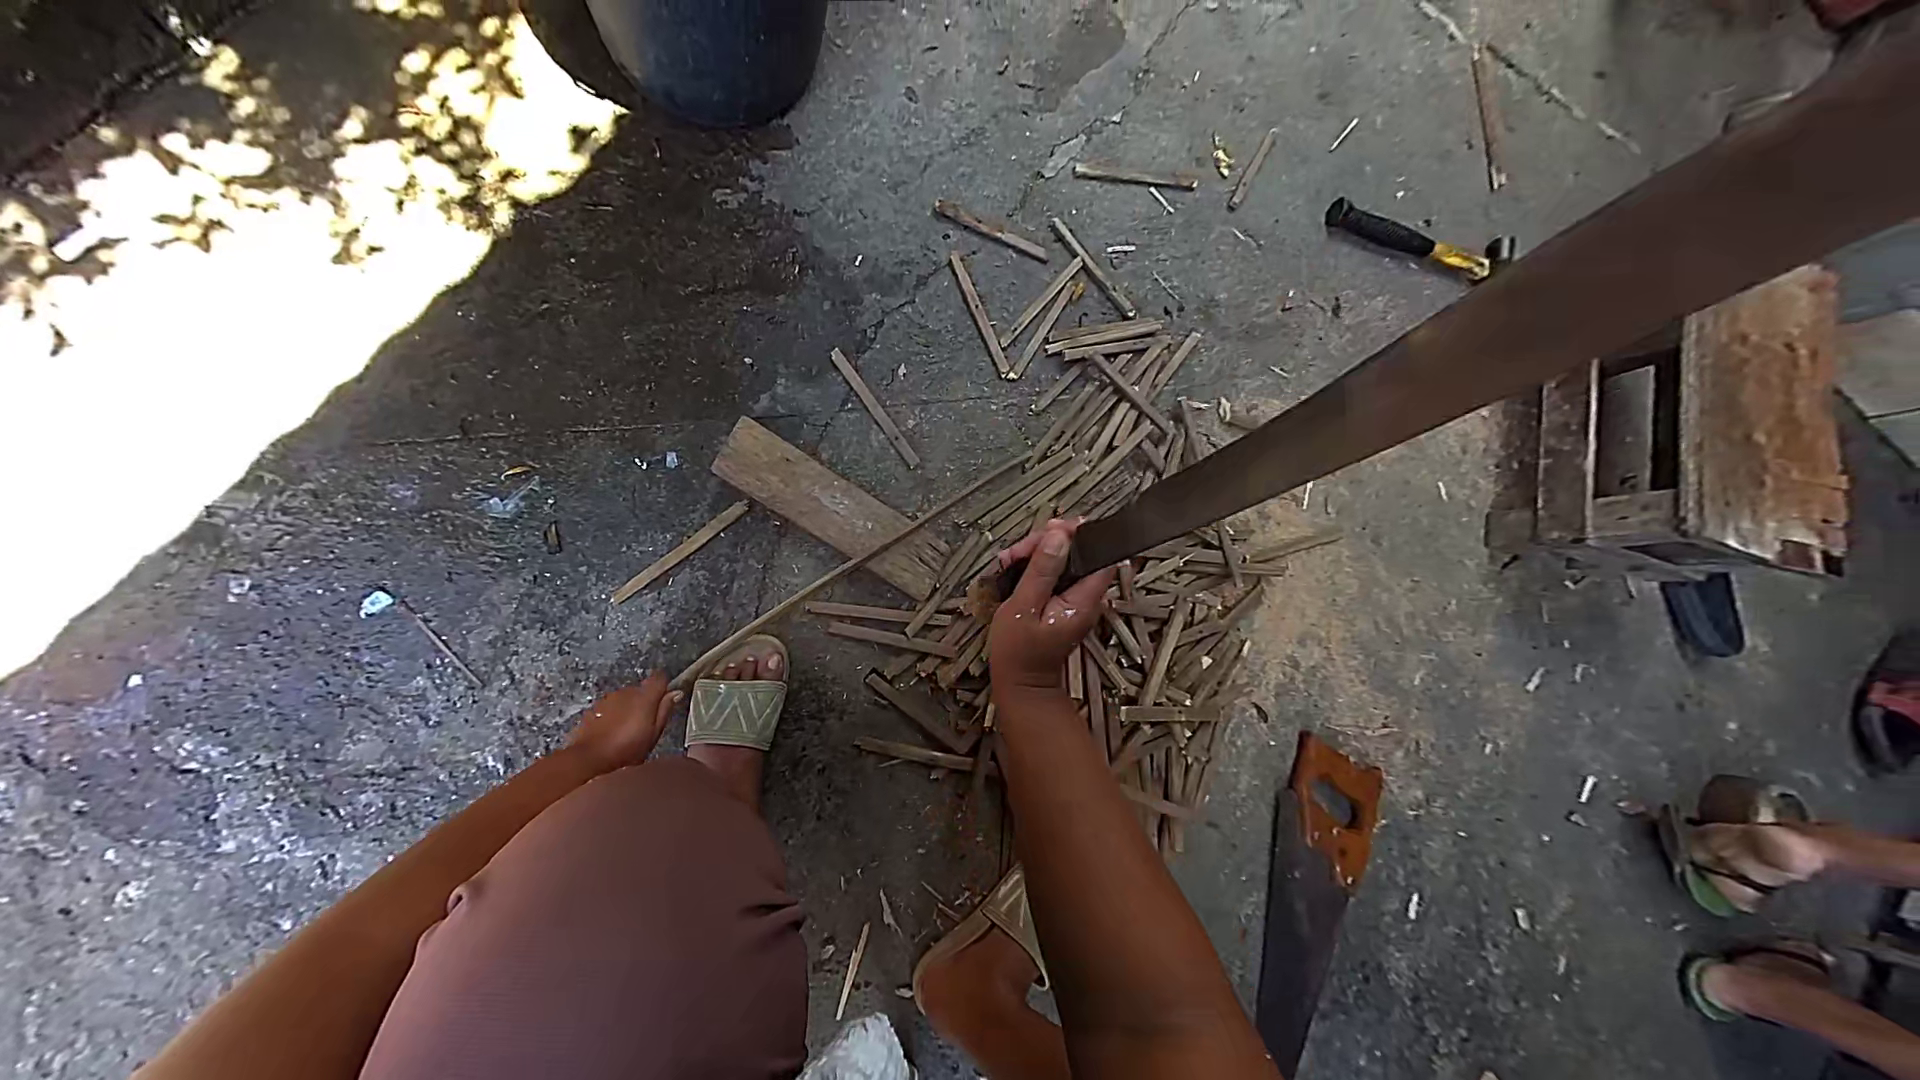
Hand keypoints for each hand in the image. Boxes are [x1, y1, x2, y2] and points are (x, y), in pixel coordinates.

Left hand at [565, 673, 680, 772]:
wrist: (587, 760)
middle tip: (645, 725)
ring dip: (628, 709)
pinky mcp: (593, 709)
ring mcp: (607, 699)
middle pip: (641, 689)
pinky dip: (613, 716)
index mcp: (645, 697)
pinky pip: (609, 707)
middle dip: (645, 702)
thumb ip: (665, 710)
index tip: (664, 701)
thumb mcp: (654, 733)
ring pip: (624, 698)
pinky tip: (611, 734)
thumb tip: (676, 693)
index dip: (663, 687)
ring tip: (626, 732)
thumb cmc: (626, 750)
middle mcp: (626, 692)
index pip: (659, 677)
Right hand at [989, 517, 1117, 693]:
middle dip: (1047, 544)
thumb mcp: (1024, 606)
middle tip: (1017, 551)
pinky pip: (1054, 576)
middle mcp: (1086, 597)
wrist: (1020, 685)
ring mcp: (1075, 600)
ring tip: (1009, 561)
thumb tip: (1059, 536)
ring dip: (1036, 555)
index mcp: (1084, 599)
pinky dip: (1035, 569)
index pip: (1097, 554)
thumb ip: (1042, 570)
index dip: (1076, 536)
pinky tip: (1013, 570)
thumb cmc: (1018, 652)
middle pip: (1077, 554)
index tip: (1050, 530)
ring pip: (1063, 562)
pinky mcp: (1062, 603)